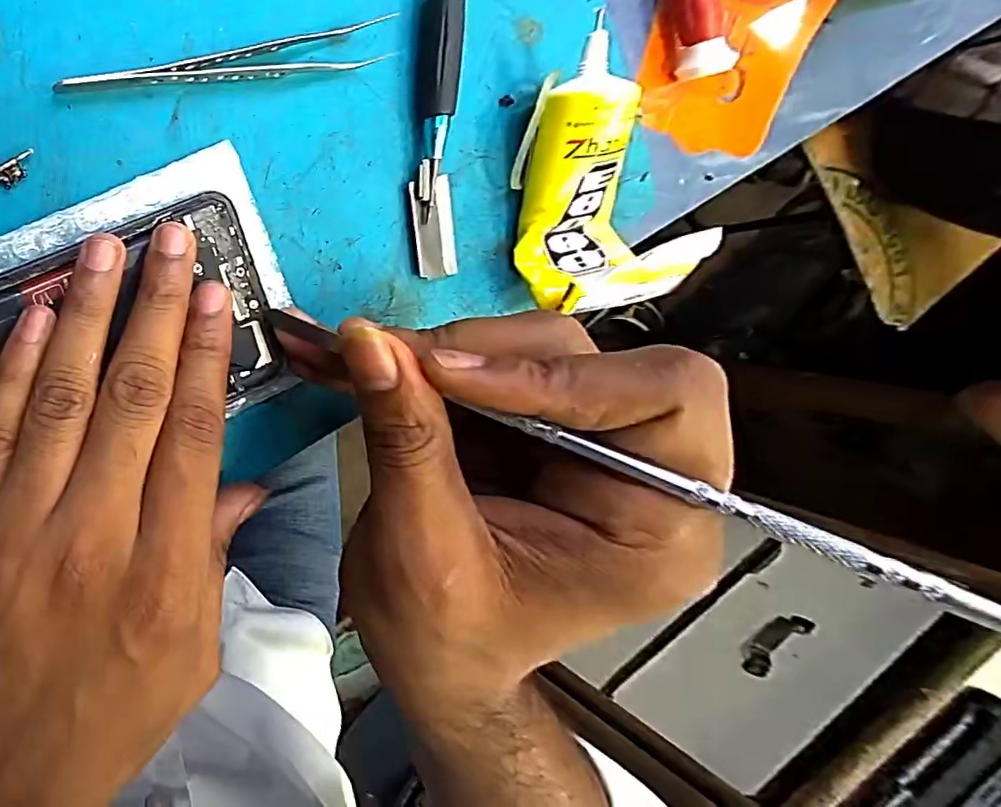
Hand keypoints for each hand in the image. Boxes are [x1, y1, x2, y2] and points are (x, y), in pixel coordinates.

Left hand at [0, 227, 263, 806]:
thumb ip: (214, 553)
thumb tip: (243, 481)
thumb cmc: (109, 712)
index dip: (203, 353)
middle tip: (168, 242)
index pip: (189, 433)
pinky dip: (19, 363)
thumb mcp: (191, 654)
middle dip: (154, 307)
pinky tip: (42, 312)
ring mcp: (21, 522)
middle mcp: (94, 533)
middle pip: (131, 396)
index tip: (211, 295)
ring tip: (104, 252)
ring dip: (87, 313)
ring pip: (64, 395)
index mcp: (163, 572)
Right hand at [317, 312, 732, 710]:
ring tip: (347, 358)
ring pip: (509, 347)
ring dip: (423, 349)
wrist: (424, 658)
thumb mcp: (422, 546)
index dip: (553, 373)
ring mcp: (561, 437)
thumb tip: (368, 341)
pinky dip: (397, 356)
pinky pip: (458, 363)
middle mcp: (624, 465)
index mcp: (652, 523)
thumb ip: (405, 436)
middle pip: (574, 356)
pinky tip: (339, 360)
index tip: (439, 371)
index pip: (660, 395)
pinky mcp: (505, 421)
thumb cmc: (443, 637)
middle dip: (471, 354)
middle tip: (385, 360)